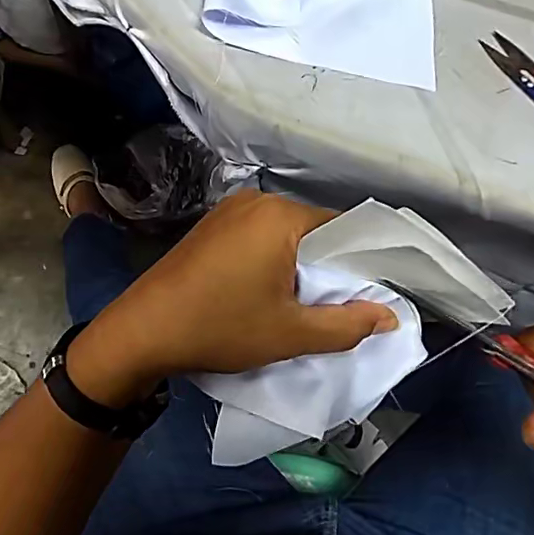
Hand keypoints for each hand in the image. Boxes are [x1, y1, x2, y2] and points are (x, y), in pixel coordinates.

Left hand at [67, 192, 398, 405]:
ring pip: (284, 234)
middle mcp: (255, 200)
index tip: (367, 296)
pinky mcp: (210, 224)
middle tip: (332, 307)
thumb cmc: (221, 327)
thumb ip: (348, 324)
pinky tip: (263, 290)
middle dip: (325, 267)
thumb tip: (389, 314)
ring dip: (296, 264)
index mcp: (280, 215)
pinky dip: (269, 258)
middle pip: (312, 230)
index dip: (360, 264)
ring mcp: (228, 209)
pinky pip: (257, 235)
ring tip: (297, 303)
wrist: (144, 328)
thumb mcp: (291, 334)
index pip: (343, 230)